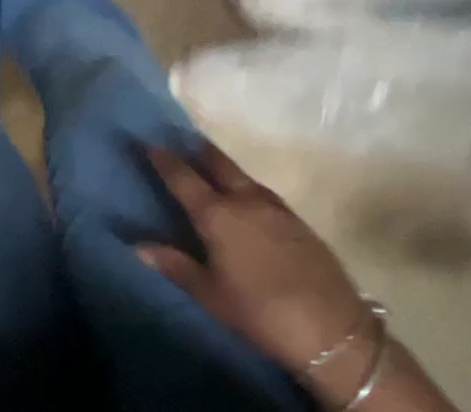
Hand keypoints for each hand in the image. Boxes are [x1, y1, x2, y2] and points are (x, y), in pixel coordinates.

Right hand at [135, 146, 370, 378]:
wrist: (335, 333)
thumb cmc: (260, 312)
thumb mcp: (210, 294)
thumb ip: (174, 264)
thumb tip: (136, 245)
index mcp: (217, 214)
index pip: (182, 176)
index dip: (163, 159)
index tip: (148, 143)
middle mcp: (245, 201)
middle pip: (217, 163)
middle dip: (198, 149)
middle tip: (182, 138)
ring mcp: (276, 208)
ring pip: (243, 175)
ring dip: (223, 165)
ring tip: (210, 163)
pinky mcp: (299, 221)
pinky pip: (263, 192)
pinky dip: (246, 185)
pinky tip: (246, 197)